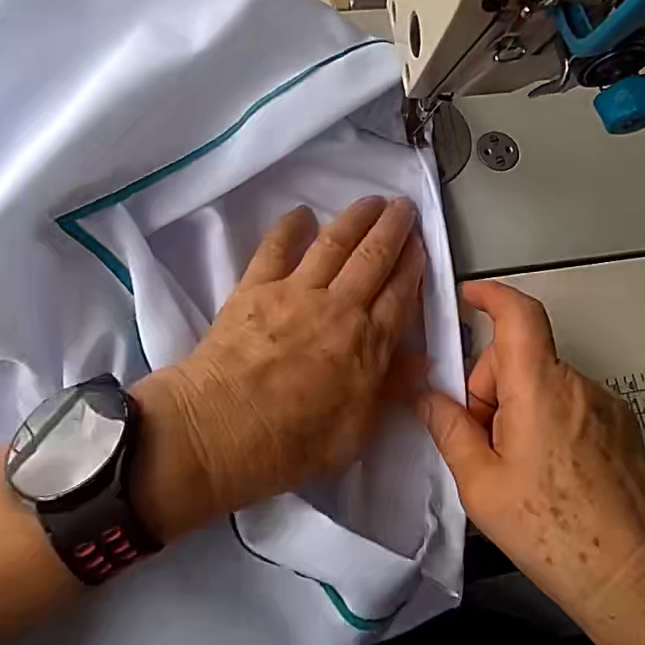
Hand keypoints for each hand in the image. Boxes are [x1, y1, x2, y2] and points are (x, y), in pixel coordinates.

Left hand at [132, 196, 427, 538]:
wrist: (223, 428)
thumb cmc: (291, 442)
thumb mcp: (354, 432)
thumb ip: (387, 391)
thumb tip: (420, 364)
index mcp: (368, 345)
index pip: (400, 295)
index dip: (414, 266)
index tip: (421, 244)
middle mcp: (338, 309)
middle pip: (372, 259)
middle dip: (392, 229)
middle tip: (403, 207)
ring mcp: (295, 294)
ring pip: (333, 244)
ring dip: (354, 218)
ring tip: (369, 201)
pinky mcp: (254, 288)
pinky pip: (276, 248)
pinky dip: (290, 227)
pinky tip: (301, 214)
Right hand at [416, 280, 644, 644]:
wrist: (641, 583)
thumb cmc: (554, 532)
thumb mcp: (480, 482)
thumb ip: (448, 427)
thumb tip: (426, 395)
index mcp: (541, 390)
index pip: (519, 316)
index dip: (490, 296)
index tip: (465, 297)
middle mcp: (580, 388)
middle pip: (518, 359)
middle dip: (484, 388)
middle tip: (473, 441)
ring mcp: (606, 409)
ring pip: (539, 385)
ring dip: (511, 409)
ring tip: (508, 468)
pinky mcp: (620, 431)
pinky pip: (565, 406)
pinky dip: (539, 422)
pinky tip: (539, 475)